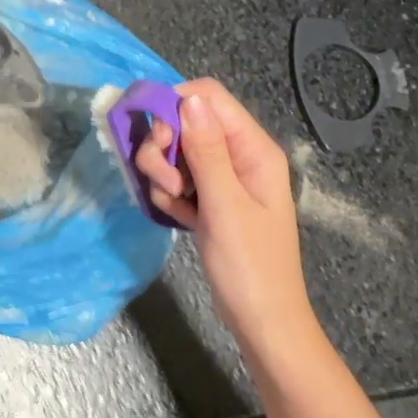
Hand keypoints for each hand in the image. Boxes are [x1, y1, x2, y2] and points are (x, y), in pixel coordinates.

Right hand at [134, 80, 313, 345]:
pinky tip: (177, 216)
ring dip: (162, 173)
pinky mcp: (207, 198)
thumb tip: (189, 98)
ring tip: (174, 203)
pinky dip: (168, 194)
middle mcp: (238, 155)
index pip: (208, 98)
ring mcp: (222, 178)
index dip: (174, 108)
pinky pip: (176, 178)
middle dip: (163, 146)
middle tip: (166, 181)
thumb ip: (206, 150)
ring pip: (175, 151)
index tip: (158, 141)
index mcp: (253, 149)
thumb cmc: (249, 265)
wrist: (260, 319)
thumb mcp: (225, 205)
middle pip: (185, 122)